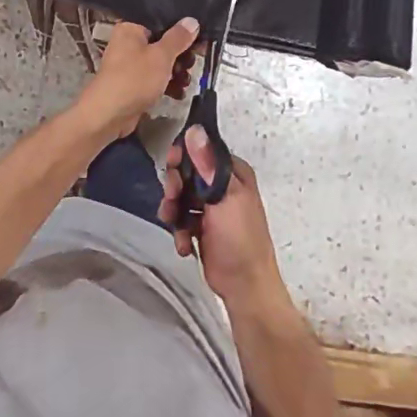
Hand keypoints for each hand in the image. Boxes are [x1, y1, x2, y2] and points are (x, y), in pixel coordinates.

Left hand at [72, 19, 198, 142]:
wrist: (109, 115)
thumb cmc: (135, 79)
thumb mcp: (161, 56)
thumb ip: (178, 38)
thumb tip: (192, 21)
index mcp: (131, 29)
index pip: (161, 22)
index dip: (182, 31)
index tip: (201, 40)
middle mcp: (128, 43)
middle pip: (162, 43)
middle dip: (180, 56)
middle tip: (193, 64)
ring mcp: (130, 65)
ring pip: (160, 63)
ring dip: (176, 72)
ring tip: (186, 81)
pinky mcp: (133, 84)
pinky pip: (154, 79)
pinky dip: (166, 84)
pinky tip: (178, 93)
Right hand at [158, 126, 285, 310]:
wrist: (244, 286)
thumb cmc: (239, 239)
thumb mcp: (224, 198)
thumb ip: (207, 165)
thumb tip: (196, 130)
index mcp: (233, 173)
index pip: (203, 151)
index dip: (184, 156)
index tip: (172, 165)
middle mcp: (223, 186)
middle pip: (188, 174)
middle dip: (175, 187)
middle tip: (171, 199)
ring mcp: (212, 208)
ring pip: (181, 196)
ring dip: (174, 210)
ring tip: (174, 225)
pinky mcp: (202, 227)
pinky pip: (182, 218)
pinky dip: (179, 230)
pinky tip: (184, 244)